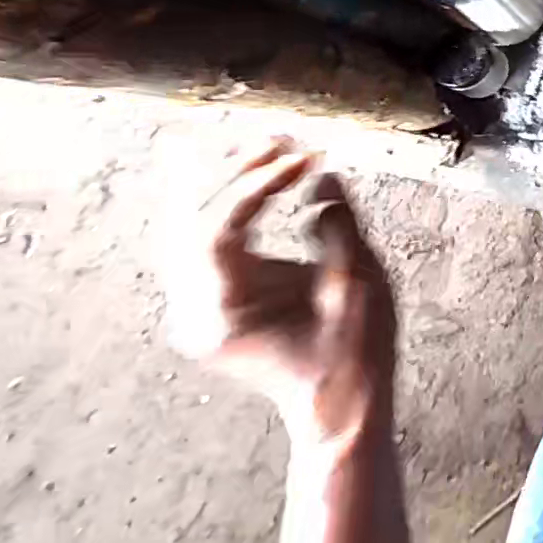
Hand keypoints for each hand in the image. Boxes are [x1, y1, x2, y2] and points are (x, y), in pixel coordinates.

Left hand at [166, 138, 396, 446]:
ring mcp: (197, 308)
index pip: (219, 229)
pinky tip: (206, 167)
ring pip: (185, 229)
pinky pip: (197, 242)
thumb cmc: (353, 350)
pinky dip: (210, 202)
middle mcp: (196, 310)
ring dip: (221, 182)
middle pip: (192, 223)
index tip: (304, 158)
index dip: (258, 184)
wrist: (340, 402)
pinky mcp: (211, 301)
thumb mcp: (357, 283)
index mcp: (227, 311)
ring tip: (256, 143)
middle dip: (236, 173)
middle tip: (281, 141)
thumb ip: (336, 225)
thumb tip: (321, 180)